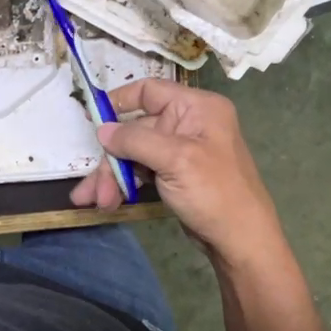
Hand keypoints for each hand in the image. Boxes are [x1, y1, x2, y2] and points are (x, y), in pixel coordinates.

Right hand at [70, 78, 282, 266]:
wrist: (240, 240)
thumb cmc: (214, 192)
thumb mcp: (175, 160)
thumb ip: (135, 140)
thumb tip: (101, 130)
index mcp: (196, 108)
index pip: (149, 90)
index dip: (118, 101)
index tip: (90, 118)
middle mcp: (188, 123)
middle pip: (135, 129)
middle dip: (111, 158)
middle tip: (92, 187)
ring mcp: (180, 150)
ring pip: (134, 153)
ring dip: (112, 176)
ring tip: (96, 201)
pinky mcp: (174, 173)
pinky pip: (140, 170)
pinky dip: (123, 184)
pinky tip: (108, 201)